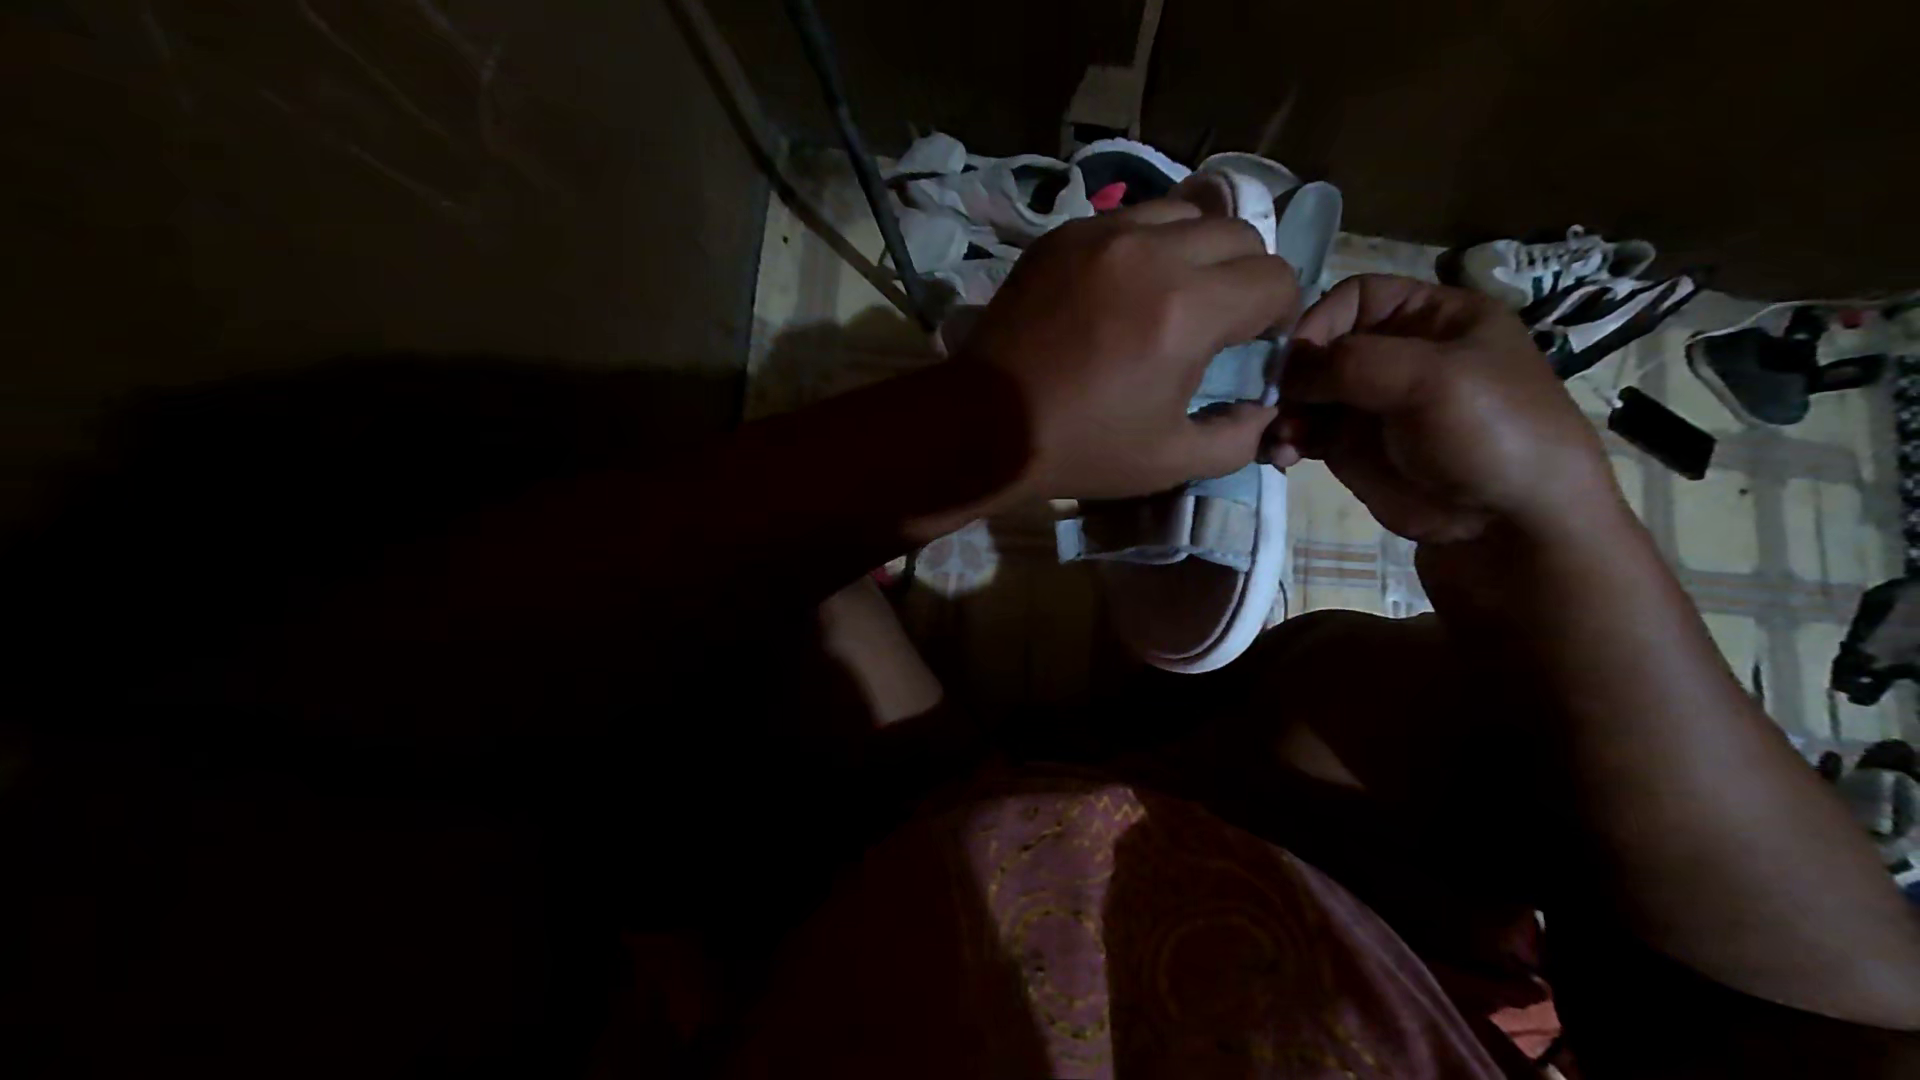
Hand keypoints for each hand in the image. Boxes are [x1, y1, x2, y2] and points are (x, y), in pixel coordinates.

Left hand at [957, 200, 1298, 498]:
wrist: (985, 425)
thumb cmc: (1079, 448)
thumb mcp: (1169, 462)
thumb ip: (1236, 438)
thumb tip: (1264, 408)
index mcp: (1187, 308)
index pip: (1275, 278)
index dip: (1278, 315)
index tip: (1255, 344)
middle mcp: (1151, 252)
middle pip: (1240, 232)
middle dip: (1246, 276)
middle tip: (1219, 320)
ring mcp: (1100, 235)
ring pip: (1184, 213)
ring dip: (1198, 250)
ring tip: (1174, 295)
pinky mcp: (1061, 237)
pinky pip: (1127, 221)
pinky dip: (1145, 246)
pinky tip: (1123, 289)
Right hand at [1272, 274, 1618, 543]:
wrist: (1506, 523)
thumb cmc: (1488, 432)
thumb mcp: (1431, 378)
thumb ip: (1351, 362)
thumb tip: (1282, 370)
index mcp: (1430, 318)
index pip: (1354, 296)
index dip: (1319, 321)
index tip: (1297, 361)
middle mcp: (1394, 353)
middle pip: (1318, 346)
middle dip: (1291, 376)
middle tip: (1277, 407)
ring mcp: (1367, 402)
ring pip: (1302, 390)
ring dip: (1282, 412)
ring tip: (1282, 440)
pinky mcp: (1347, 445)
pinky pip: (1300, 430)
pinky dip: (1283, 439)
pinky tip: (1282, 456)